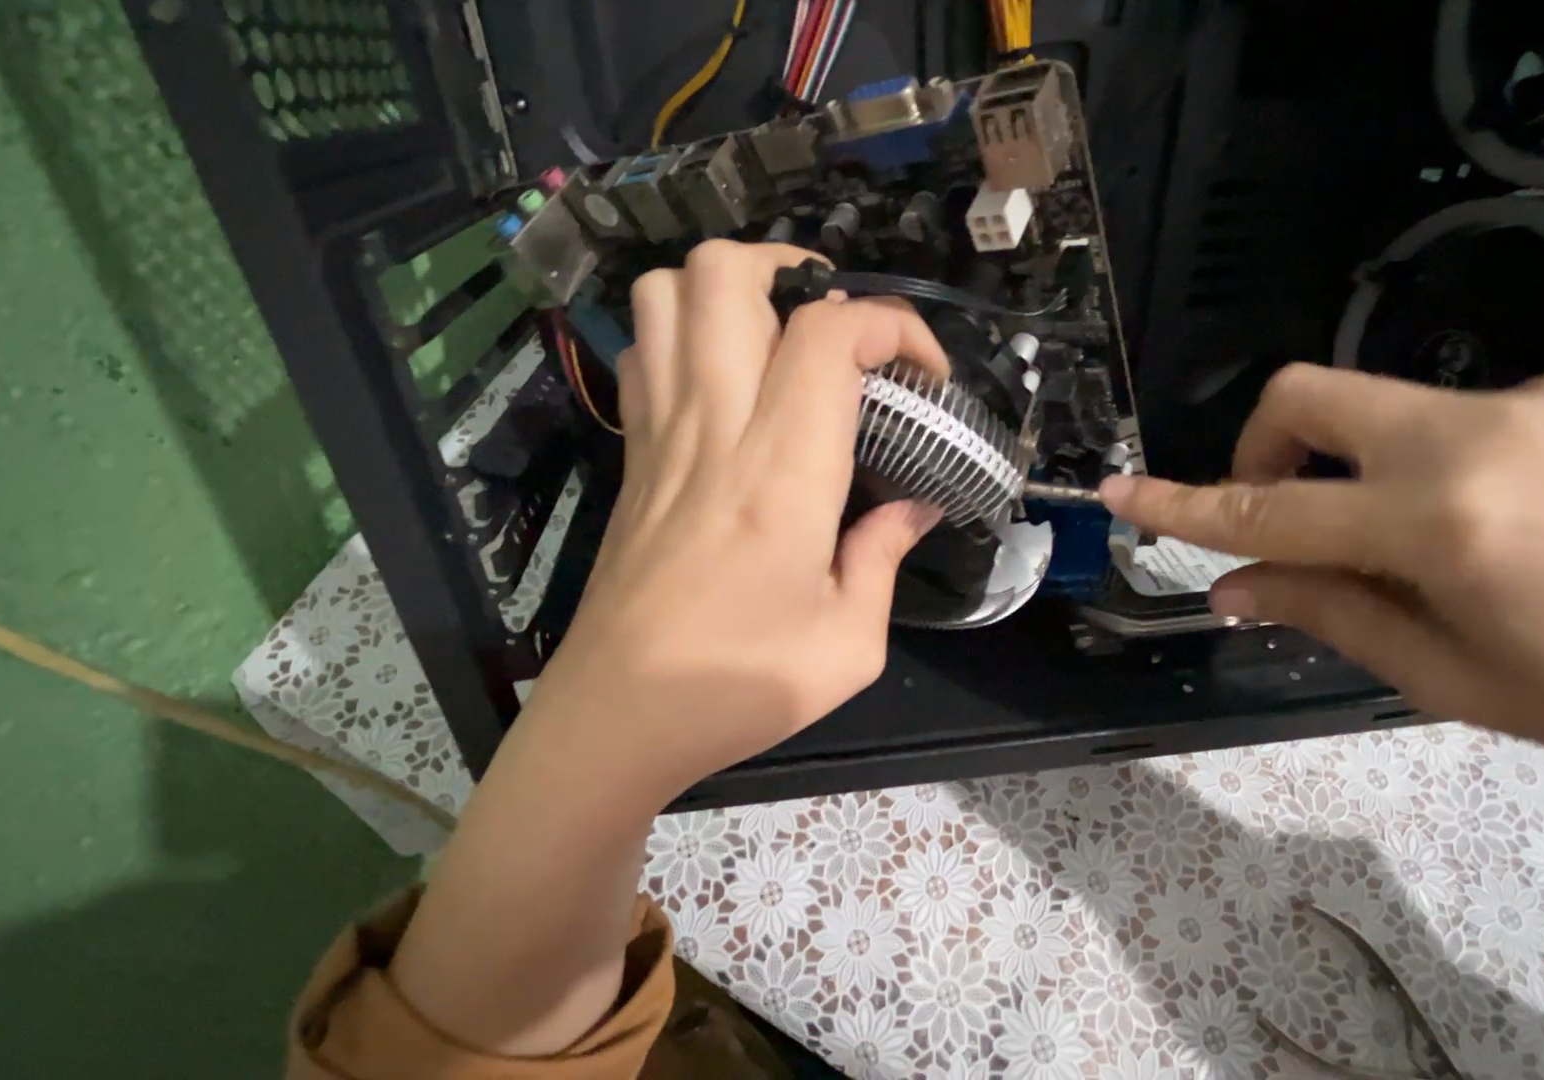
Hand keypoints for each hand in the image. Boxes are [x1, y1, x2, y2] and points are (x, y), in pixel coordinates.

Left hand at [538, 240, 948, 801]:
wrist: (617, 718)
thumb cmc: (739, 688)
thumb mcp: (849, 643)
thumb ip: (885, 557)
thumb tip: (912, 506)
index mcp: (782, 474)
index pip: (829, 335)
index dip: (892, 326)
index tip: (926, 375)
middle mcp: (714, 429)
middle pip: (728, 276)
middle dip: (798, 273)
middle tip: (841, 329)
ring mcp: (660, 434)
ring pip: (668, 294)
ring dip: (732, 289)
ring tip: (781, 334)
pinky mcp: (632, 454)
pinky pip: (643, 350)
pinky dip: (686, 330)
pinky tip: (728, 379)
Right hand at [1102, 363, 1543, 796]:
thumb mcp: (1457, 680)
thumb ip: (1330, 613)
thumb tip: (1234, 587)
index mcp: (1441, 524)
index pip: (1267, 509)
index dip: (1180, 503)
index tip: (1115, 490)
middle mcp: (1474, 436)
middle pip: (1306, 395)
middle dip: (1260, 448)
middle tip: (1281, 514)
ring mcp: (1532, 400)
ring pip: (1383, 411)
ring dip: (1356, 470)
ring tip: (1420, 549)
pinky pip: (1458, 420)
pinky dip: (1430, 468)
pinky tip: (1503, 528)